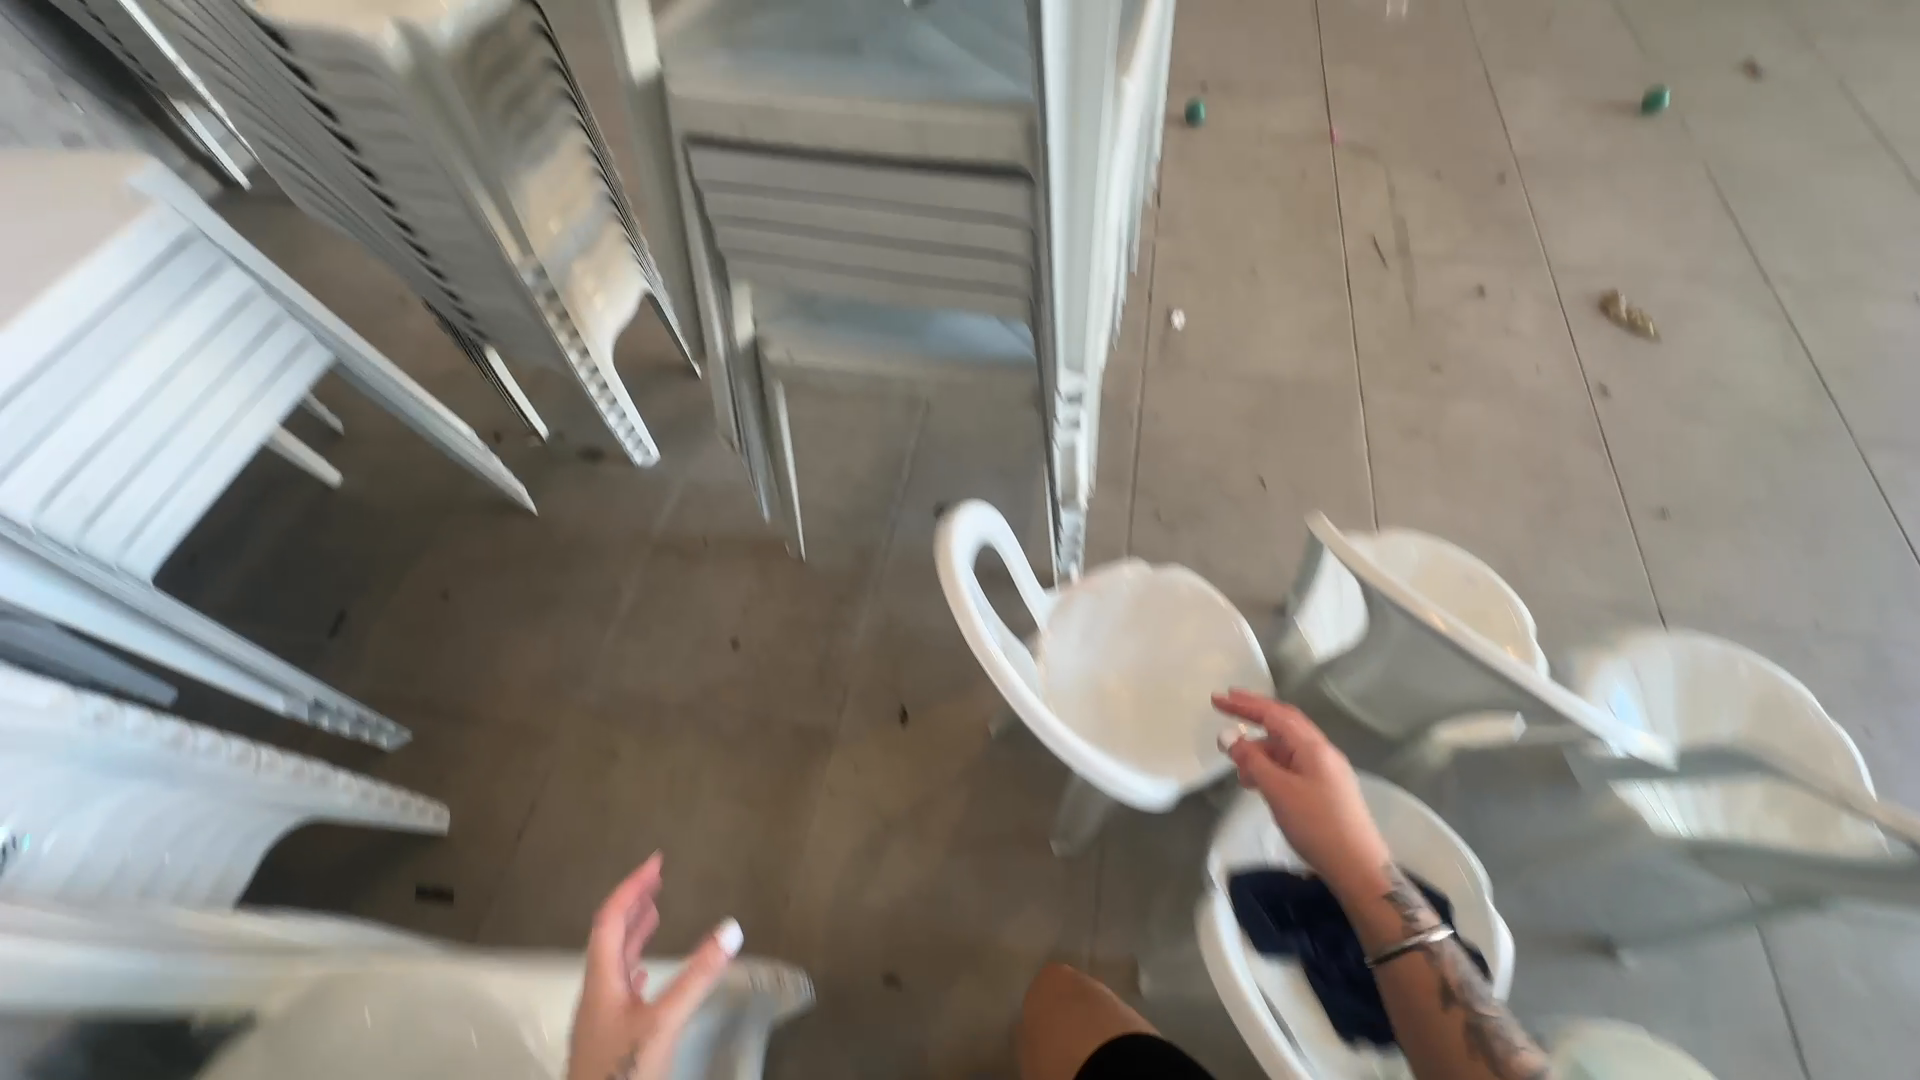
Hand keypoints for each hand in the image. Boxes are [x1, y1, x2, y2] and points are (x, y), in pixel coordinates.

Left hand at [566, 854, 741, 1079]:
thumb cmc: (623, 1076)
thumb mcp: (664, 1024)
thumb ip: (697, 977)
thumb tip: (732, 928)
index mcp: (602, 983)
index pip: (611, 921)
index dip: (631, 889)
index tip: (657, 862)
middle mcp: (597, 996)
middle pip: (610, 937)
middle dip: (634, 903)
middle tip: (659, 877)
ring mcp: (600, 1020)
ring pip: (615, 963)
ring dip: (634, 932)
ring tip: (655, 911)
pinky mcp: (609, 1040)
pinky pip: (621, 987)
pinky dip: (636, 965)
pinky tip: (645, 974)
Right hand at [1216, 690, 1391, 900]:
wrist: (1358, 868)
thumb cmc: (1316, 825)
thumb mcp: (1278, 790)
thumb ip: (1252, 761)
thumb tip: (1229, 738)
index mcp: (1313, 747)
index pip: (1275, 715)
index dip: (1245, 704)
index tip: (1218, 699)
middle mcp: (1322, 752)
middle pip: (1284, 724)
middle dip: (1254, 715)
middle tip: (1226, 708)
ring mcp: (1326, 771)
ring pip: (1287, 748)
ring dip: (1260, 749)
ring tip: (1237, 767)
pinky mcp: (1325, 789)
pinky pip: (1292, 766)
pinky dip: (1270, 767)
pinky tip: (1257, 783)